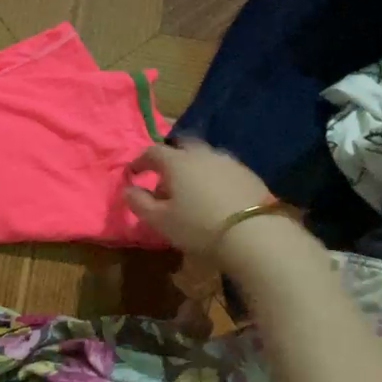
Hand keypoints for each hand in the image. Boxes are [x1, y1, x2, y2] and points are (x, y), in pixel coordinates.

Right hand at [123, 140, 275, 254]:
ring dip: (193, 169)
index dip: (140, 162)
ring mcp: (229, 162)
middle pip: (181, 148)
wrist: (254, 233)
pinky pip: (222, 170)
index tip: (134, 174)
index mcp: (177, 162)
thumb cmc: (197, 225)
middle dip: (169, 161)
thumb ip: (139, 203)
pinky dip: (212, 178)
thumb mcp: (159, 220)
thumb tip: (128, 189)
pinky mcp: (248, 174)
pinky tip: (214, 197)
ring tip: (190, 191)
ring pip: (204, 158)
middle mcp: (203, 154)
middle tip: (164, 180)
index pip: (152, 152)